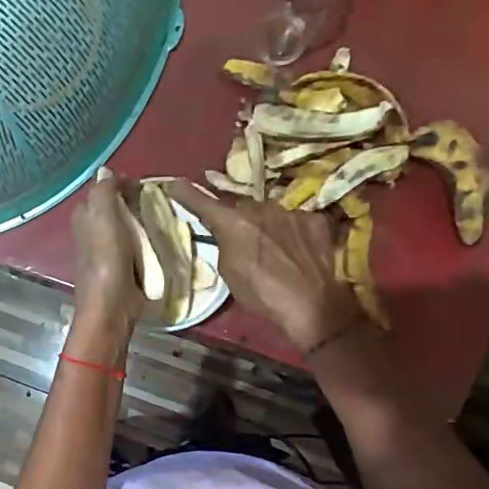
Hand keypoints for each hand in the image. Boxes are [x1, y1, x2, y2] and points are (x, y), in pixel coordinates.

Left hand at [70, 170, 146, 331]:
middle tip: (158, 200)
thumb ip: (104, 192)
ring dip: (142, 221)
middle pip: (115, 208)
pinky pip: (135, 245)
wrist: (112, 306)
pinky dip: (146, 240)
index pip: (102, 191)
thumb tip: (107, 171)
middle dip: (135, 201)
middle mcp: (91, 232)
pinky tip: (160, 239)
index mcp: (84, 218)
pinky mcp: (121, 267)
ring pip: (126, 226)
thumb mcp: (103, 217)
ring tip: (163, 216)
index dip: (121, 184)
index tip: (145, 185)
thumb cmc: (107, 260)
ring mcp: (106, 251)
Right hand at [167, 181, 364, 353]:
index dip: (188, 194)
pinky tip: (293, 249)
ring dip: (263, 224)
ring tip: (268, 247)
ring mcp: (290, 211)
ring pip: (268, 212)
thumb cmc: (261, 294)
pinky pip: (294, 220)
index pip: (204, 204)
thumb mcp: (230, 273)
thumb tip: (227, 234)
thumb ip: (224, 245)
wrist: (311, 303)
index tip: (174, 184)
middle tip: (232, 232)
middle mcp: (261, 209)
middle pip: (240, 206)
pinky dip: (289, 231)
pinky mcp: (314, 219)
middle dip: (233, 215)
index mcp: (233, 223)